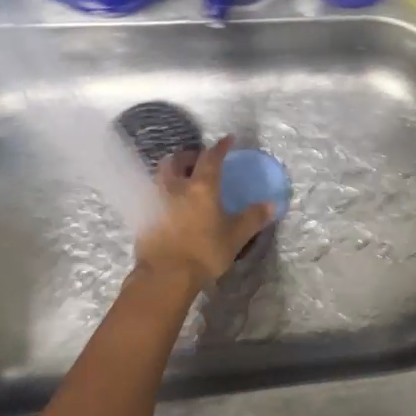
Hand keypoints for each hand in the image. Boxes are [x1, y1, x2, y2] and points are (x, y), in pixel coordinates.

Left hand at [133, 136, 275, 288]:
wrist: (165, 275)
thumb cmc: (204, 251)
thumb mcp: (236, 235)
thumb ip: (253, 217)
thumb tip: (271, 204)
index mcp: (201, 186)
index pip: (211, 158)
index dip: (220, 147)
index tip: (228, 140)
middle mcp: (175, 186)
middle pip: (176, 160)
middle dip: (188, 156)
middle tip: (198, 161)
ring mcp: (155, 200)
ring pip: (160, 175)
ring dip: (172, 172)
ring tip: (183, 181)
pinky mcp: (143, 216)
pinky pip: (152, 194)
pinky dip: (162, 192)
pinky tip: (170, 205)